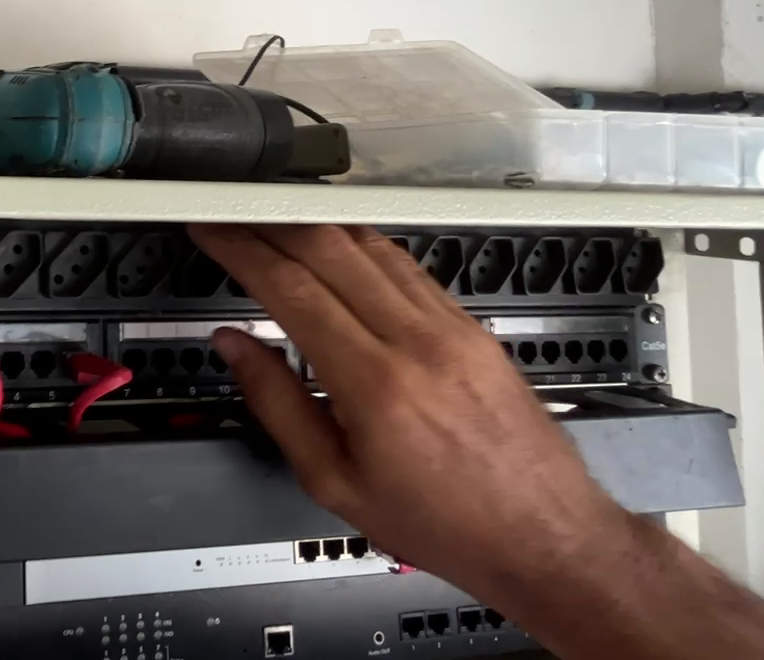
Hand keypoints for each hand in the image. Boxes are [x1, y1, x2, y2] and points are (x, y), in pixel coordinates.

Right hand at [187, 224, 630, 606]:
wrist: (553, 544)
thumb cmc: (445, 522)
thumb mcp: (333, 481)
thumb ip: (274, 403)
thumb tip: (232, 344)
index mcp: (375, 384)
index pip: (289, 287)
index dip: (239, 250)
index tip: (210, 234)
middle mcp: (416, 342)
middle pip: (326, 248)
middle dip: (264, 223)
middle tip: (226, 219)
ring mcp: (451, 328)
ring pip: (366, 243)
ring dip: (307, 224)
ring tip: (266, 222)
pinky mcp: (471, 326)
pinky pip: (403, 262)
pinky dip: (354, 241)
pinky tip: (328, 242)